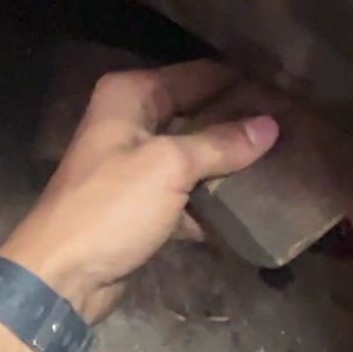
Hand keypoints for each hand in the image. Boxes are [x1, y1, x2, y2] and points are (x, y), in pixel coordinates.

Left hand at [0, 61, 278, 320]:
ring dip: (227, 167)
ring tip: (277, 165)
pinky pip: (185, 195)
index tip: (283, 92)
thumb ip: (221, 144)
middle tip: (288, 130)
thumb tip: (270, 125)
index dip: (239, 83)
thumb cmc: (112, 208)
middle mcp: (131, 124)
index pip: (197, 76)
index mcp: (131, 97)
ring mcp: (134, 168)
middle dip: (237, 125)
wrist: (64, 275)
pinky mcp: (140, 207)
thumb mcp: (170, 167)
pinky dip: (209, 203)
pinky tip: (244, 209)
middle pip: (196, 116)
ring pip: (192, 158)